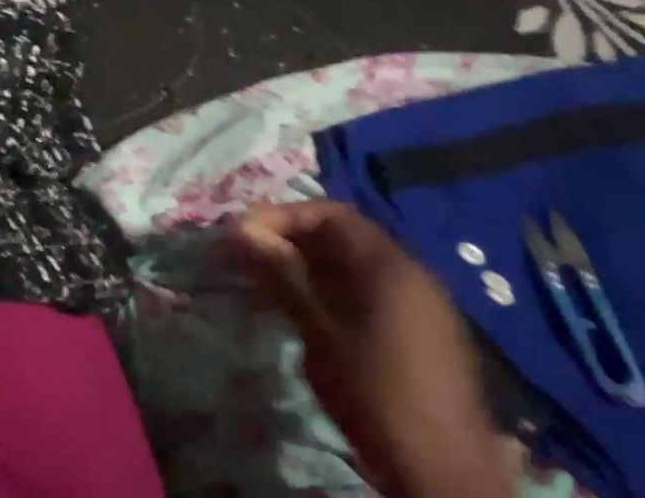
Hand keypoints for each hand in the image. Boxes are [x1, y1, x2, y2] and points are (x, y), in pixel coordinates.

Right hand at [234, 201, 513, 497]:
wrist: (441, 467)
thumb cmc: (373, 389)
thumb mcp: (317, 330)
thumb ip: (281, 275)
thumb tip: (240, 230)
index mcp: (390, 268)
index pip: (330, 214)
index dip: (281, 216)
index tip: (242, 236)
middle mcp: (411, 276)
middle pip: (342, 236)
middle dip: (289, 238)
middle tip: (246, 256)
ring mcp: (420, 305)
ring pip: (353, 264)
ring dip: (306, 264)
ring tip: (265, 282)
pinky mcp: (418, 332)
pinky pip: (366, 290)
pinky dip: (328, 287)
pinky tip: (302, 309)